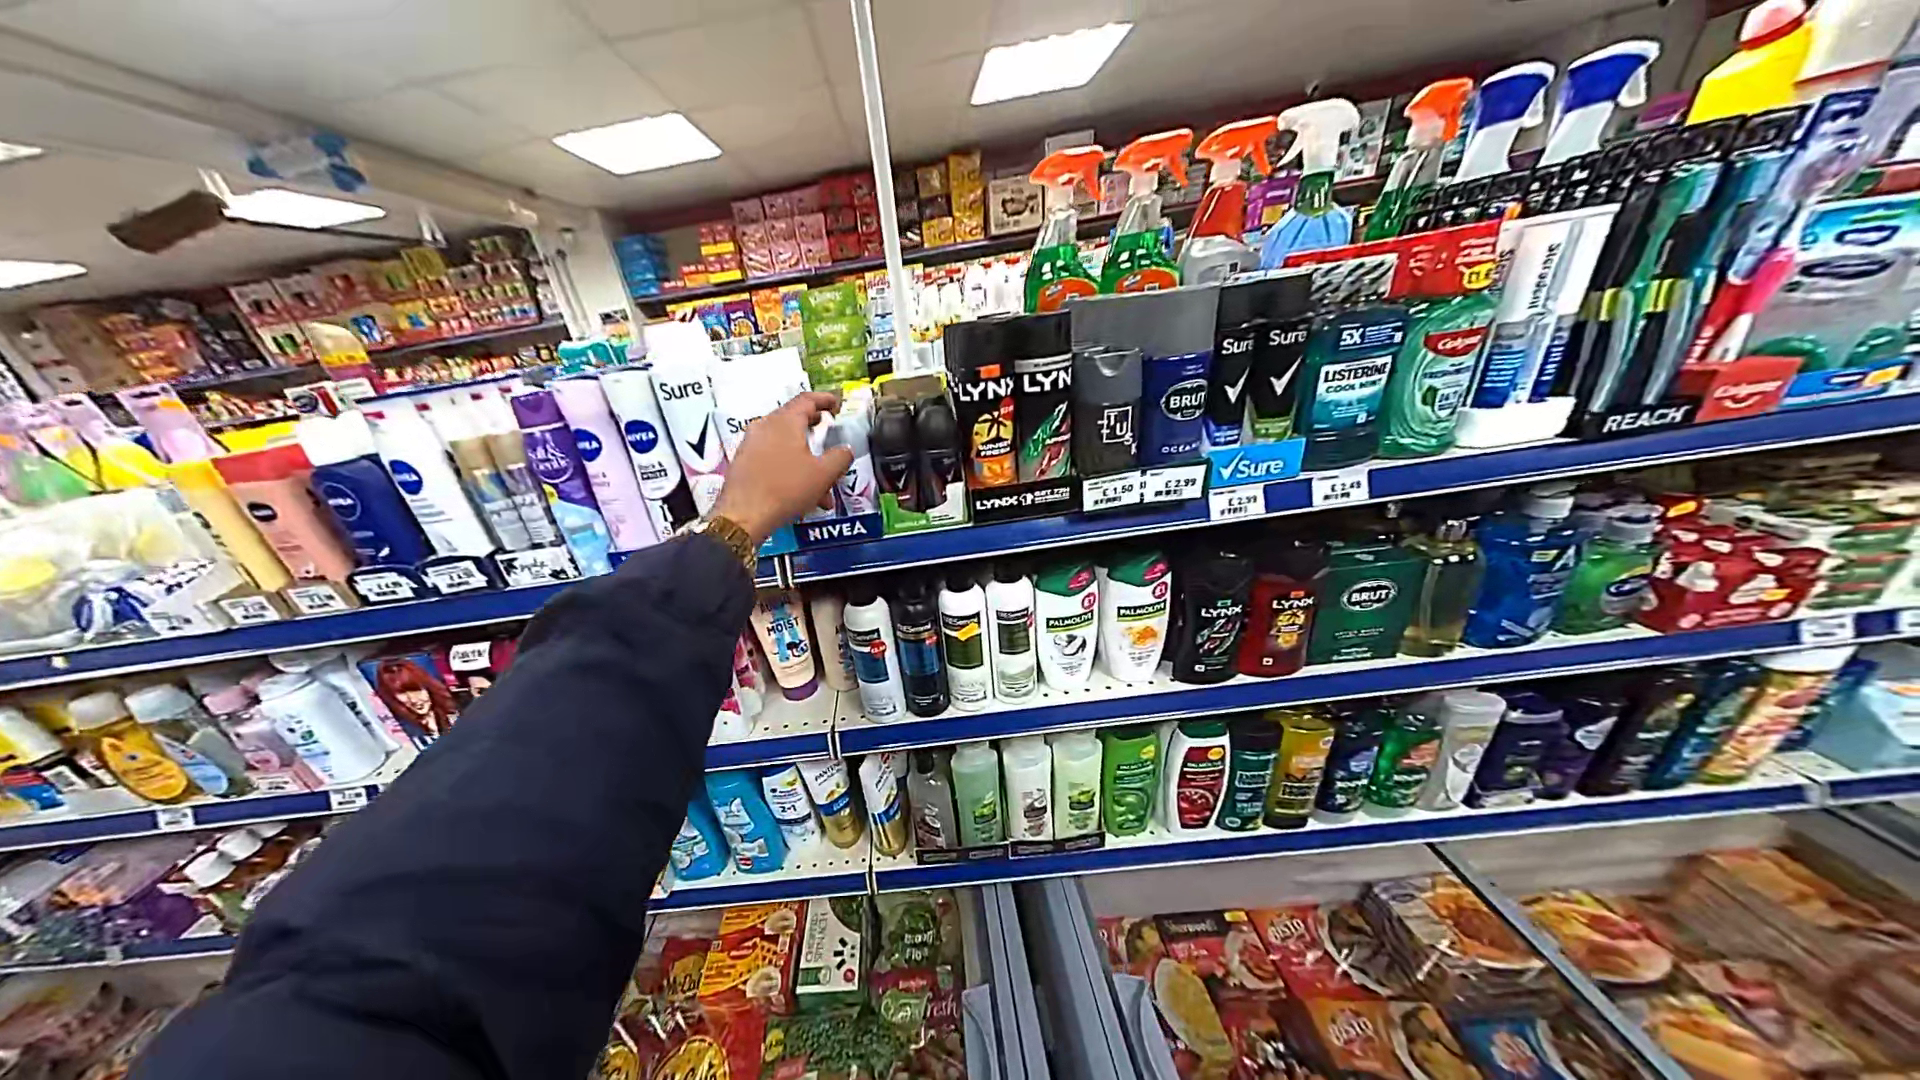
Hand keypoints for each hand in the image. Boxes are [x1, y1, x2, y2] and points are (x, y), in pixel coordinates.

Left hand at [712, 391, 853, 544]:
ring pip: (784, 443)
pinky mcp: (743, 462)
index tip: (837, 404)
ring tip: (822, 482)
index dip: (825, 399)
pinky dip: (791, 467)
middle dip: (814, 427)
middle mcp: (764, 426)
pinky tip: (803, 492)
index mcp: (785, 422)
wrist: (743, 516)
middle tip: (828, 431)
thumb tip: (845, 450)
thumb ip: (840, 457)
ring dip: (806, 457)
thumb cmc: (786, 489)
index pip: (807, 399)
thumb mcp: (824, 474)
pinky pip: (773, 457)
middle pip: (793, 419)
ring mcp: (751, 444)